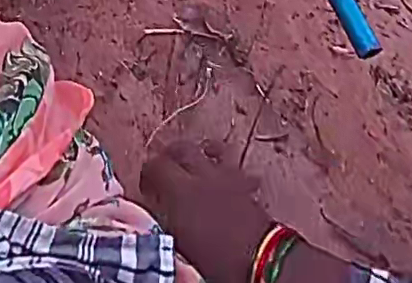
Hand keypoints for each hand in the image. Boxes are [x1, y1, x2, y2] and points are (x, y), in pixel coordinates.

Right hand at [141, 141, 274, 282]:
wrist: (265, 262)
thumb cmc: (220, 262)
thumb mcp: (184, 246)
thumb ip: (166, 222)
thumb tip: (153, 214)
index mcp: (180, 191)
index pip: (154, 167)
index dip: (147, 175)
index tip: (146, 189)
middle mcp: (200, 175)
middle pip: (179, 150)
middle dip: (169, 156)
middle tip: (164, 170)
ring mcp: (225, 175)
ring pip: (206, 147)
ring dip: (197, 152)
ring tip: (192, 162)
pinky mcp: (245, 182)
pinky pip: (231, 163)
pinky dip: (223, 164)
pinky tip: (222, 174)